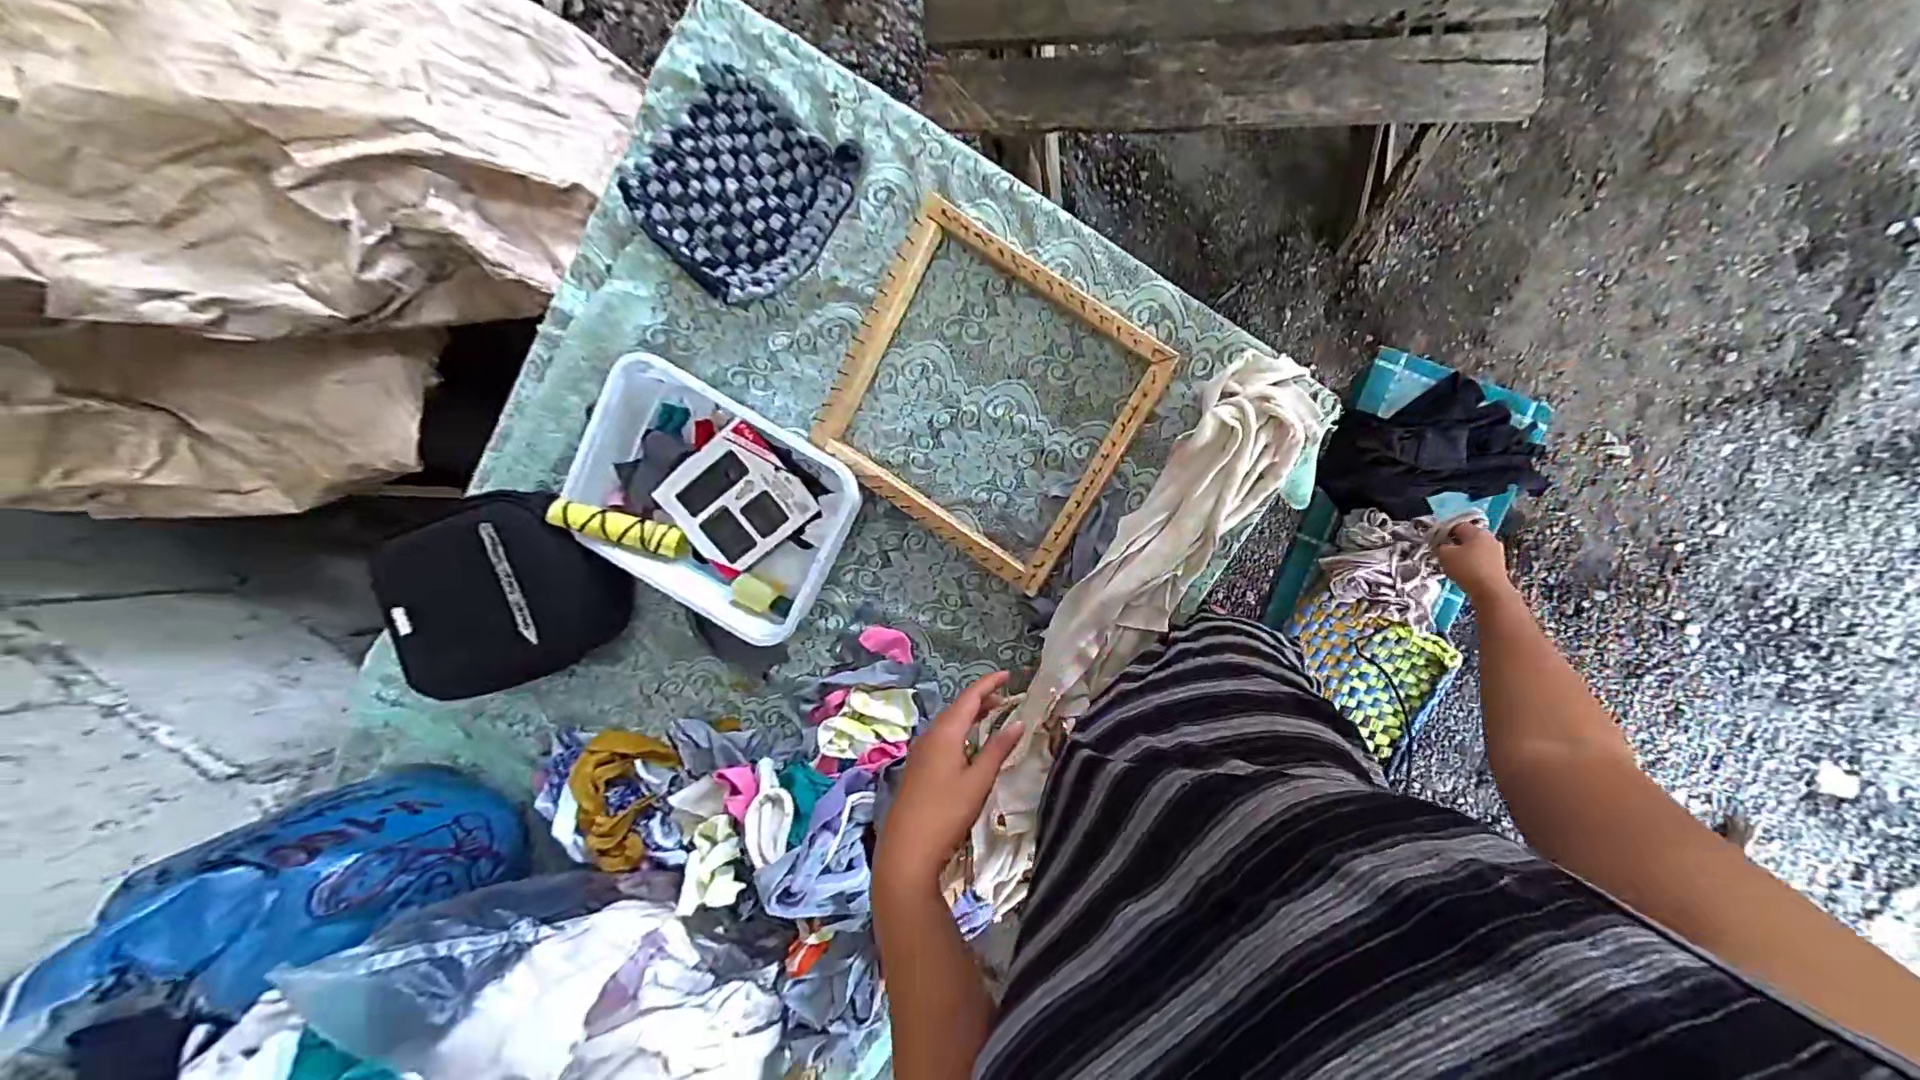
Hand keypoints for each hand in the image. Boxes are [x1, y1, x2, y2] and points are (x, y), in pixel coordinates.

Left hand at [874, 671, 1023, 890]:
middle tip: (1005, 697)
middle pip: (958, 708)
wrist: (907, 849)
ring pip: (949, 724)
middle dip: (981, 699)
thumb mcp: (978, 781)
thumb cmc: (946, 812)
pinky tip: (970, 744)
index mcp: (945, 733)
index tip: (1007, 674)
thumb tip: (1017, 723)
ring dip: (971, 716)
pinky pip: (942, 738)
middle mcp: (930, 736)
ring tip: (992, 715)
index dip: (988, 684)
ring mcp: (921, 752)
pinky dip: (961, 731)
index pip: (969, 698)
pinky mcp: (919, 768)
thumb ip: (998, 749)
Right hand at [1434, 519, 1516, 600]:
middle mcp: (1489, 537)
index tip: (1435, 542)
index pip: (1457, 525)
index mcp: (1477, 531)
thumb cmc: (1466, 568)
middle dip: (1455, 543)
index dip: (1443, 532)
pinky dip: (1472, 561)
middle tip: (1443, 553)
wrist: (1490, 590)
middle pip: (1467, 536)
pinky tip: (1465, 570)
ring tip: (1453, 563)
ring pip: (1475, 547)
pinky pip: (1481, 557)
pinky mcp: (1499, 563)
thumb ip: (1440, 546)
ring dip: (1464, 552)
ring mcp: (1496, 550)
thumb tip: (1443, 545)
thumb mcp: (1444, 555)